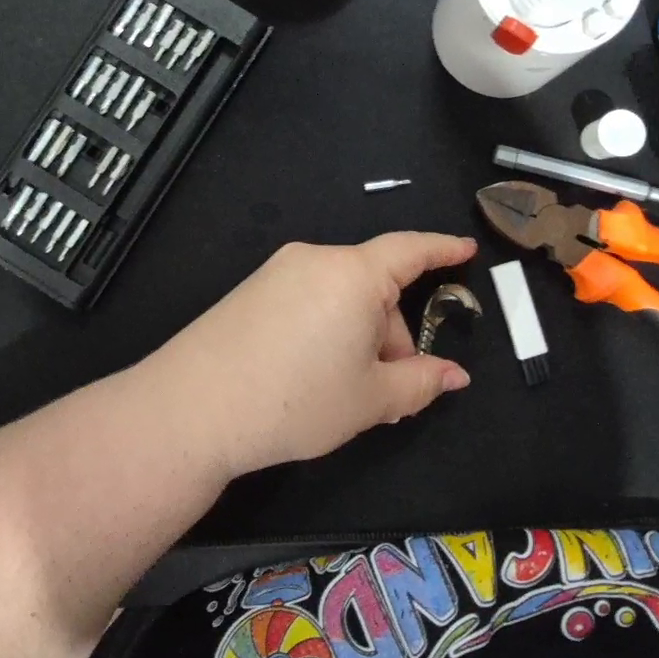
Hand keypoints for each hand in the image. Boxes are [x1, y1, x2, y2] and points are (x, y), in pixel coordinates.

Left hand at [143, 233, 476, 476]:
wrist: (193, 408)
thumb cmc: (296, 400)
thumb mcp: (370, 399)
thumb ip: (421, 382)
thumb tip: (454, 376)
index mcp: (353, 274)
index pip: (410, 250)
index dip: (442, 249)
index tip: (465, 249)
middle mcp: (315, 260)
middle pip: (374, 285)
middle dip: (391, 331)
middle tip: (392, 386)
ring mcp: (278, 273)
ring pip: (340, 297)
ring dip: (358, 335)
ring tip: (347, 393)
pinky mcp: (251, 292)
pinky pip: (308, 301)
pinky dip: (326, 330)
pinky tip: (312, 377)